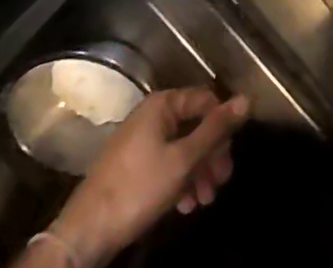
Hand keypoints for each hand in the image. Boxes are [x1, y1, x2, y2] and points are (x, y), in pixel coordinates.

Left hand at [43, 89, 249, 265]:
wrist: (85, 233)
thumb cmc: (138, 189)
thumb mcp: (184, 159)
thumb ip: (216, 129)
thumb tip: (247, 98)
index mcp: (162, 105)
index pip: (207, 101)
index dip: (223, 126)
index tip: (230, 156)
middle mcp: (152, 115)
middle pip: (195, 126)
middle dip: (212, 155)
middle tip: (221, 182)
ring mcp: (140, 141)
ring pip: (182, 148)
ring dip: (199, 172)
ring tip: (205, 200)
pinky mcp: (133, 165)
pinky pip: (166, 163)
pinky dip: (180, 181)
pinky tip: (186, 205)